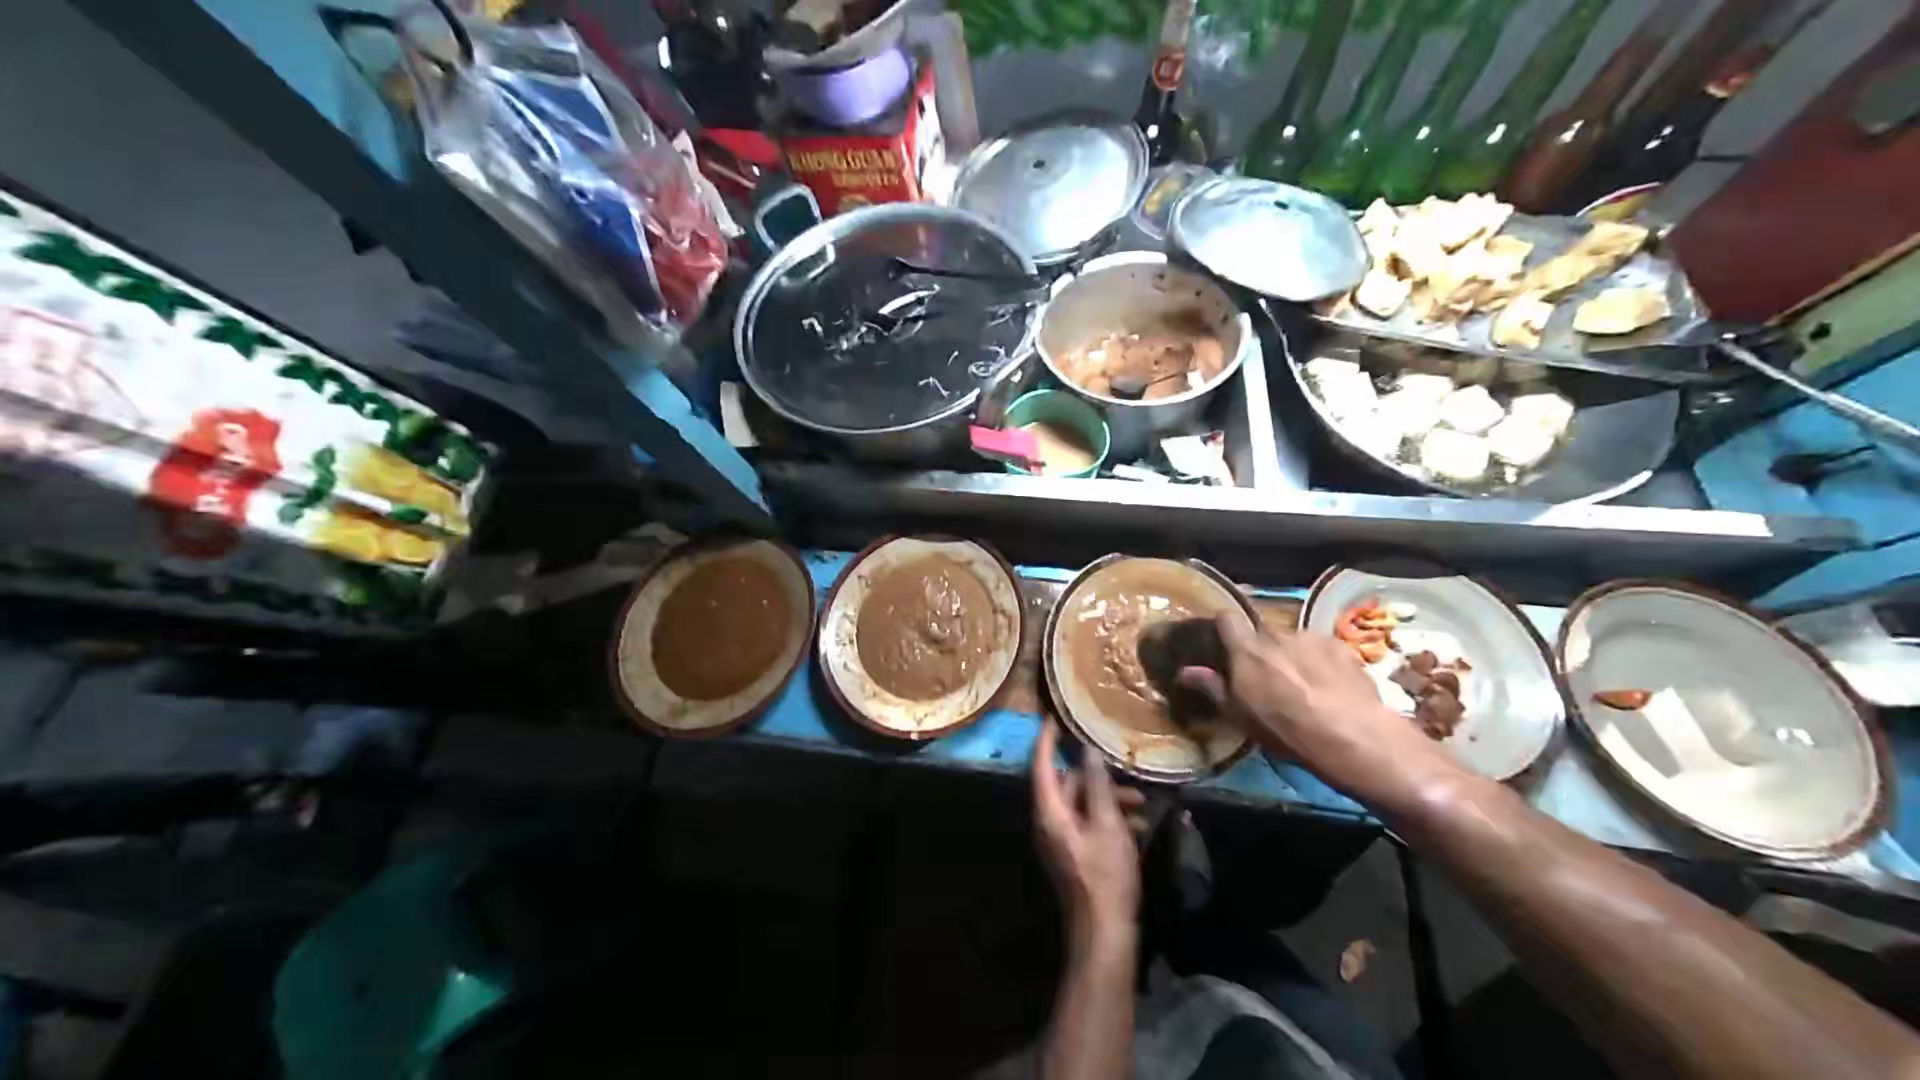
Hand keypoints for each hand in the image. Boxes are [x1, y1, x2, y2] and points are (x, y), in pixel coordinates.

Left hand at [1031, 721, 1146, 944]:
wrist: (1104, 934)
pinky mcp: (1074, 853)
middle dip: (1096, 776)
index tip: (1054, 717)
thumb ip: (1097, 785)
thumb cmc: (1105, 877)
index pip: (1040, 765)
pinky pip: (1088, 823)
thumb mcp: (1108, 825)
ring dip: (1108, 799)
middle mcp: (1048, 822)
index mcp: (1049, 812)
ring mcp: (1060, 839)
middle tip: (1125, 771)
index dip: (1046, 739)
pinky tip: (1138, 826)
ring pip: (1081, 804)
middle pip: (1066, 785)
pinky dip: (1108, 819)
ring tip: (1142, 804)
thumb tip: (1087, 751)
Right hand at [1177, 616, 1462, 805]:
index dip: (1225, 627)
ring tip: (1305, 684)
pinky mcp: (1342, 647)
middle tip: (1268, 674)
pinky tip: (1331, 686)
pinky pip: (1323, 649)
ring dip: (1294, 655)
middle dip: (1263, 647)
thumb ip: (1213, 687)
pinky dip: (1322, 661)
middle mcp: (1276, 635)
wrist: (1351, 735)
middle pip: (1262, 631)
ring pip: (1295, 641)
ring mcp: (1311, 638)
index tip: (1225, 641)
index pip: (1226, 618)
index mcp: (1246, 650)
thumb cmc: (1286, 729)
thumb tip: (1185, 671)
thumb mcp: (1241, 715)